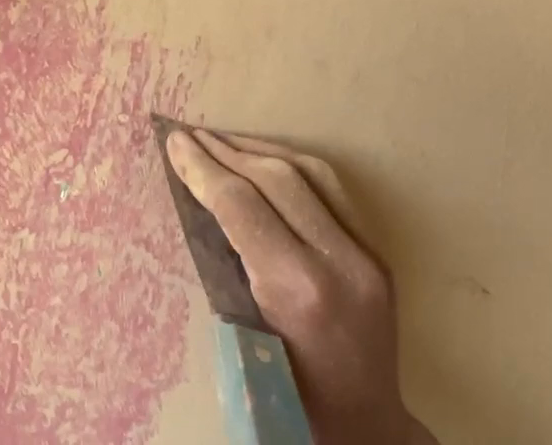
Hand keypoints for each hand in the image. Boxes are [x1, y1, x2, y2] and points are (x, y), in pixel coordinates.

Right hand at [165, 129, 437, 444]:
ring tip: (219, 141)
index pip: (241, 204)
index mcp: (300, 290)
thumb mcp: (241, 333)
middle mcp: (339, 262)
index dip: (202, 168)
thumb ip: (224, 265)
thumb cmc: (287, 396)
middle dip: (224, 151)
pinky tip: (262, 160)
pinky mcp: (377, 253)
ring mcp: (366, 255)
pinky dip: (290, 165)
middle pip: (275, 178)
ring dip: (257, 149)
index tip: (174, 143)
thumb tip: (198, 200)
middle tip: (188, 136)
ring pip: (309, 173)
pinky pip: (331, 189)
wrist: (366, 429)